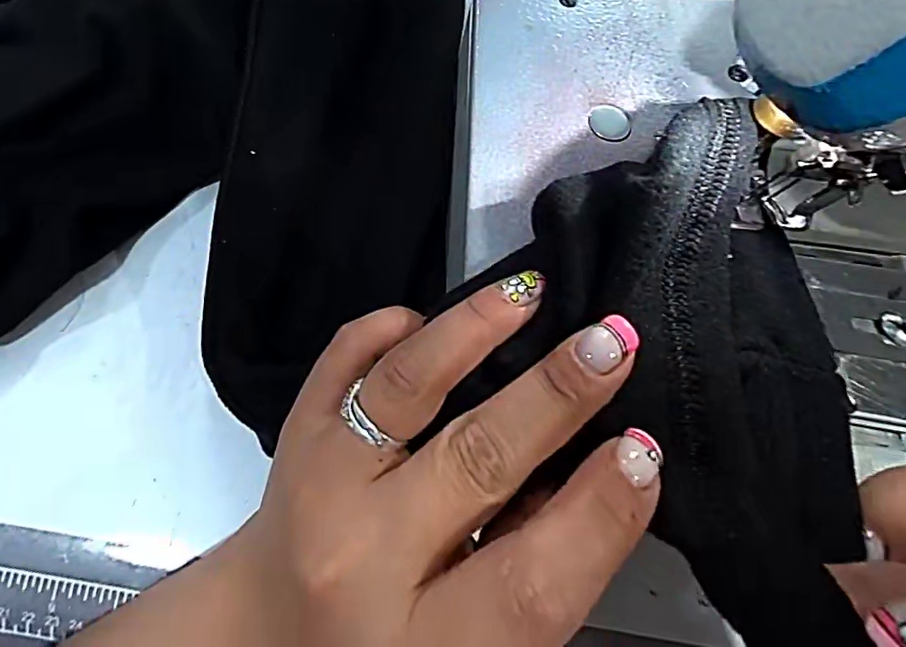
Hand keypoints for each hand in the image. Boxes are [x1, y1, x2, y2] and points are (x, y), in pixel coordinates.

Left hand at [72, 272, 660, 645]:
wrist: (262, 632)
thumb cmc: (387, 645)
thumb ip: (530, 568)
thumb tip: (601, 466)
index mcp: (424, 643)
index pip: (527, 579)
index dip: (597, 512)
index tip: (643, 447)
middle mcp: (362, 558)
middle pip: (472, 462)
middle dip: (553, 396)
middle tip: (609, 343)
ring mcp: (318, 483)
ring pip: (400, 389)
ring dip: (468, 332)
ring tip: (525, 294)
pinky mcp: (293, 433)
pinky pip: (338, 364)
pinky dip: (381, 328)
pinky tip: (423, 313)